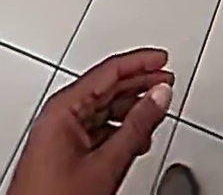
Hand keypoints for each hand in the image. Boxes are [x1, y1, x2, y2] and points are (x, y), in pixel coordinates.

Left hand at [5, 49, 174, 194]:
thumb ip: (137, 125)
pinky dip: (119, 130)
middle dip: (139, 83)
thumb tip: (160, 94)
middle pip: (107, 87)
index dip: (140, 62)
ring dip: (131, 109)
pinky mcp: (61, 154)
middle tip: (165, 79)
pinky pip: (96, 129)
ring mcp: (58, 136)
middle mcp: (58, 116)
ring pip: (103, 109)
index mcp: (63, 109)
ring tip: (155, 110)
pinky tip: (135, 138)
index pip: (109, 71)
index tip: (162, 59)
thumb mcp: (105, 164)